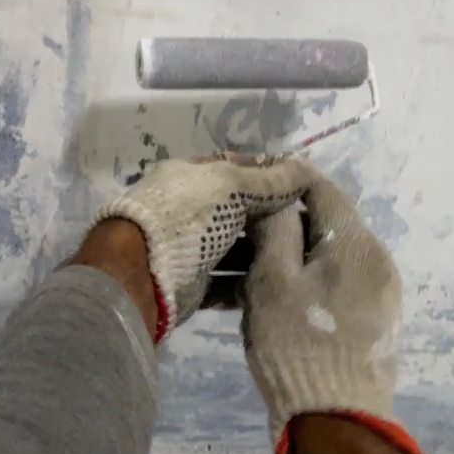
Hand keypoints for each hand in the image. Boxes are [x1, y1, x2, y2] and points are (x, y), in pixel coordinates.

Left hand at [93, 156, 312, 338]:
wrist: (143, 271)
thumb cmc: (187, 216)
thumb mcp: (232, 186)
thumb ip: (270, 181)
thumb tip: (308, 168)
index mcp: (190, 176)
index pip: (236, 168)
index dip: (269, 175)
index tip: (304, 188)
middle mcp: (187, 209)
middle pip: (238, 210)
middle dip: (271, 218)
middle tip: (310, 229)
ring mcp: (188, 247)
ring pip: (235, 248)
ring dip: (263, 253)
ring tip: (302, 260)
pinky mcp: (191, 283)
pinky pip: (227, 282)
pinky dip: (248, 284)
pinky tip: (278, 286)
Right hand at [242, 173, 419, 453]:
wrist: (337, 424)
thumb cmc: (296, 342)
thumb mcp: (271, 277)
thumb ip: (273, 225)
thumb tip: (275, 192)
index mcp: (355, 242)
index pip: (318, 185)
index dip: (280, 179)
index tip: (246, 186)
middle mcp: (377, 259)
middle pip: (323, 219)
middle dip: (281, 220)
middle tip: (239, 232)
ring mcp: (380, 290)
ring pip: (326, 251)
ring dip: (290, 251)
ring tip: (249, 268)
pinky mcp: (374, 317)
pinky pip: (335, 279)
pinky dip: (305, 277)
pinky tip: (275, 295)